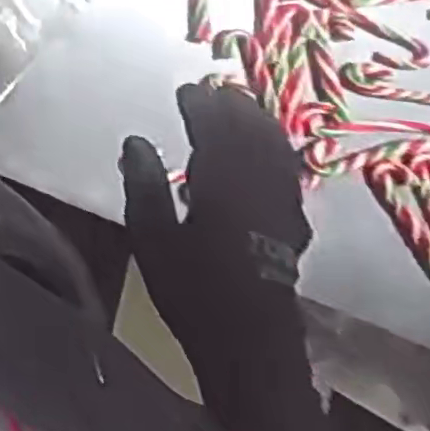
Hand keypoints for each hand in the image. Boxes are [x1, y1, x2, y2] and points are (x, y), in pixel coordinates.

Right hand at [119, 83, 332, 430]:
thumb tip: (137, 141)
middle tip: (218, 89)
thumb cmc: (190, 287)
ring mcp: (283, 211)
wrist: (248, 341)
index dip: (203, 110)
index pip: (216, 136)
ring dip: (261, 128)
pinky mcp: (292, 228)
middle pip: (254, 140)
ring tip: (244, 108)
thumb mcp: (151, 235)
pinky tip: (266, 153)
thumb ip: (145, 184)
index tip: (188, 89)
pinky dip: (275, 154)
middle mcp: (261, 194)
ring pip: (278, 156)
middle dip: (237, 110)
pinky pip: (287, 176)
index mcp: (223, 191)